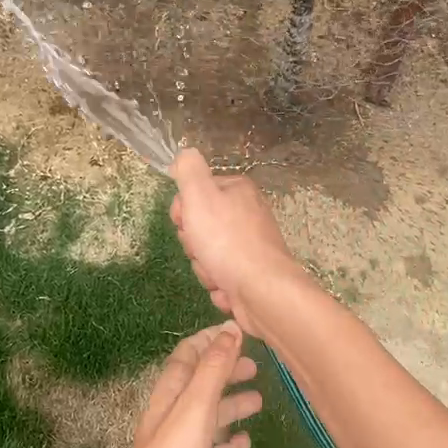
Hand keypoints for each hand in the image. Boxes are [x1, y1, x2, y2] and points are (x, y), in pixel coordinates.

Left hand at [94, 322, 261, 447]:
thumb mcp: (195, 404)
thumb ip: (214, 367)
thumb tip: (231, 328)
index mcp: (173, 391)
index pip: (190, 353)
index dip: (210, 340)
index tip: (237, 330)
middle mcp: (178, 413)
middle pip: (204, 382)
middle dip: (227, 370)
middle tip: (256, 366)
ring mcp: (187, 444)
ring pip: (213, 416)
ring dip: (234, 404)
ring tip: (260, 399)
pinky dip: (233, 443)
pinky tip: (247, 441)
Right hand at [169, 148, 309, 336]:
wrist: (263, 291)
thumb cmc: (227, 240)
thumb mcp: (200, 195)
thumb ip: (189, 169)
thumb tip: (184, 155)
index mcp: (238, 190)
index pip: (195, 194)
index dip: (183, 211)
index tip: (184, 222)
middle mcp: (248, 214)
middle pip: (201, 226)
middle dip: (195, 245)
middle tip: (202, 250)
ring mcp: (252, 246)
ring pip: (209, 255)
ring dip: (206, 268)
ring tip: (218, 274)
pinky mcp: (253, 274)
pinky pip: (223, 278)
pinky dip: (221, 286)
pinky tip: (228, 289)